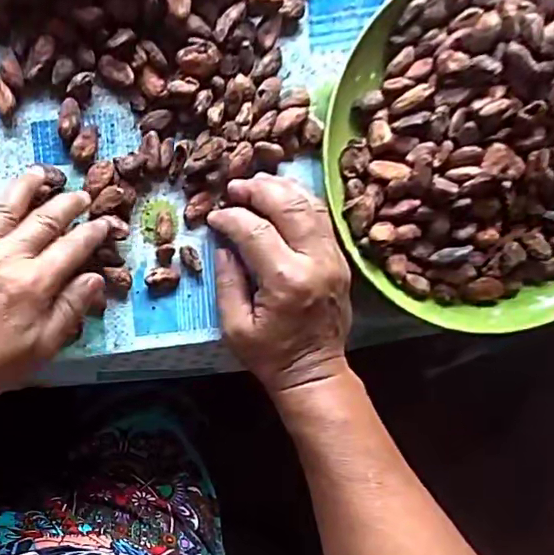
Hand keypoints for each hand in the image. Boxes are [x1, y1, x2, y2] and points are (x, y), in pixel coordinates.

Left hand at [0, 169, 123, 406]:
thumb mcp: (46, 344)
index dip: (94, 232)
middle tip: (82, 195)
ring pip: (7, 206)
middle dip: (69, 203)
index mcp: (36, 283)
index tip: (106, 222)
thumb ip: (71, 308)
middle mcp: (10, 258)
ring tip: (40, 172)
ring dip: (26, 185)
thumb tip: (95, 278)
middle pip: (46, 219)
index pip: (74, 246)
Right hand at [208, 175, 353, 398]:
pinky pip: (321, 219)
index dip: (231, 217)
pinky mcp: (340, 259)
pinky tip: (280, 197)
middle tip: (234, 186)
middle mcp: (316, 262)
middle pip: (289, 207)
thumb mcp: (234, 326)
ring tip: (255, 184)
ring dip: (282, 189)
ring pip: (311, 206)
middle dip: (258, 191)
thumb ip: (227, 282)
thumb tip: (224, 244)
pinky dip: (300, 202)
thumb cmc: (268, 355)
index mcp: (286, 281)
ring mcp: (334, 258)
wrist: (313, 370)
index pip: (256, 232)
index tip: (214, 216)